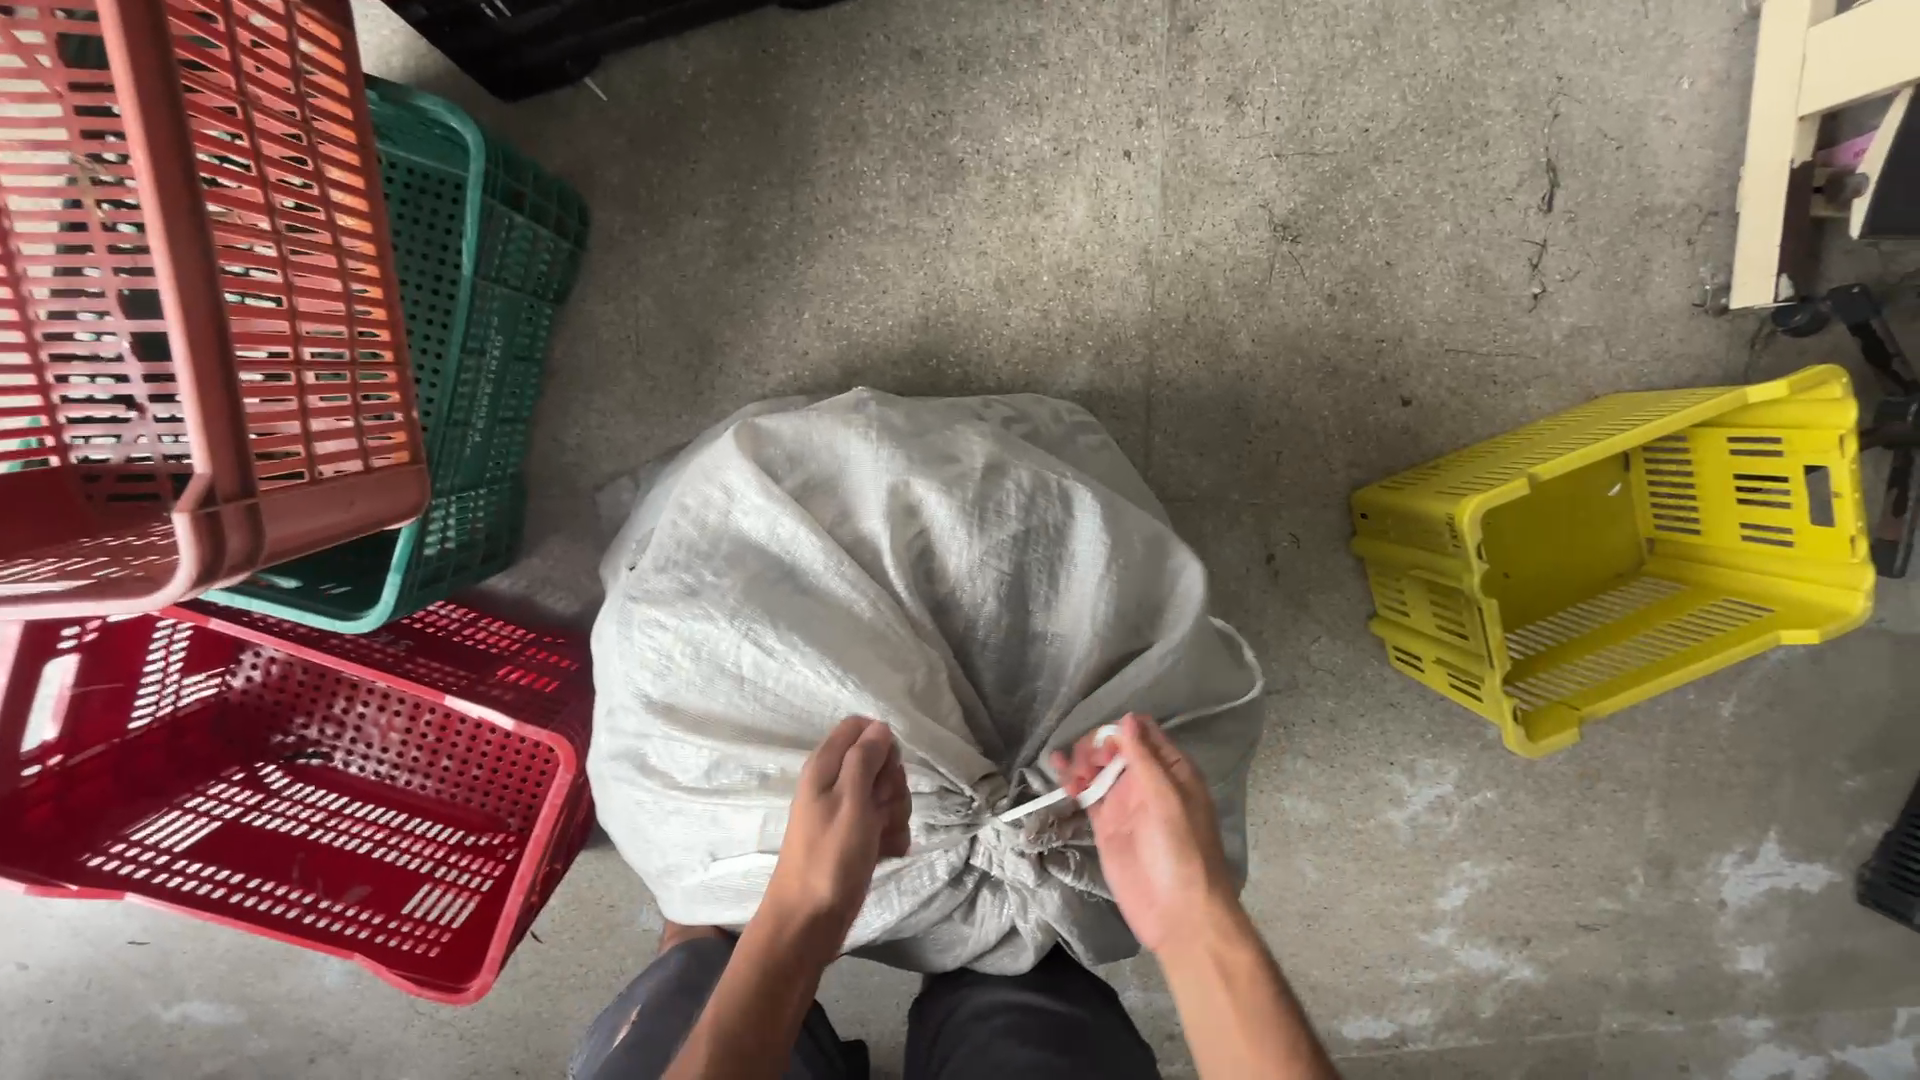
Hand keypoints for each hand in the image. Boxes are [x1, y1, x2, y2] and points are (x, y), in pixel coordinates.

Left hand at [760, 716, 910, 954]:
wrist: (811, 922)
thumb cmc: (829, 858)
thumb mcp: (850, 800)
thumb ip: (865, 759)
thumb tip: (880, 727)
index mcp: (826, 766)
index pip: (859, 727)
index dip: (881, 742)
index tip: (886, 768)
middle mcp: (837, 783)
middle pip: (881, 760)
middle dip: (892, 784)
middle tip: (879, 808)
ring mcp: (849, 811)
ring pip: (889, 793)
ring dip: (895, 813)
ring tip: (880, 836)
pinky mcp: (860, 837)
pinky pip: (888, 822)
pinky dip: (893, 836)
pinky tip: (886, 852)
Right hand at [1051, 712, 1236, 954]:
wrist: (1178, 913)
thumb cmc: (1181, 851)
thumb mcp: (1166, 798)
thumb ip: (1144, 758)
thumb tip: (1127, 717)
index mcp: (1172, 770)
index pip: (1143, 733)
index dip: (1121, 730)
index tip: (1106, 745)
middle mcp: (1147, 781)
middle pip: (1115, 747)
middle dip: (1097, 747)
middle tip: (1089, 764)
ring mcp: (1125, 802)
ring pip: (1098, 768)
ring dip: (1081, 761)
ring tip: (1070, 771)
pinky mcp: (1106, 824)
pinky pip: (1087, 794)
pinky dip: (1073, 782)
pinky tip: (1060, 775)